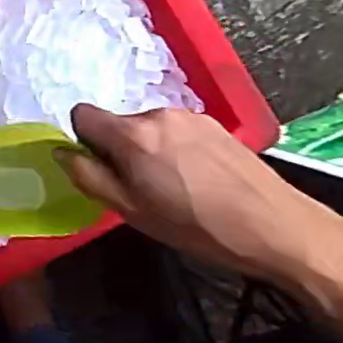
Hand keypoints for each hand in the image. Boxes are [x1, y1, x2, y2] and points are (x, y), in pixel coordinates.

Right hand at [57, 104, 342, 288]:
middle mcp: (156, 113)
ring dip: (150, 149)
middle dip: (120, 149)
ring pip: (148, 127)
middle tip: (142, 188)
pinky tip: (200, 179)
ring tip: (177, 186)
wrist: (280, 228)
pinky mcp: (215, 123)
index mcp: (131, 134)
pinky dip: (177, 148)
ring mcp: (189, 116)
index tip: (102, 169)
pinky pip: (177, 130)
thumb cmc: (200, 227)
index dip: (83, 140)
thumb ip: (88, 177)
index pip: (81, 114)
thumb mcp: (133, 212)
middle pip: (118, 123)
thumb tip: (62, 152)